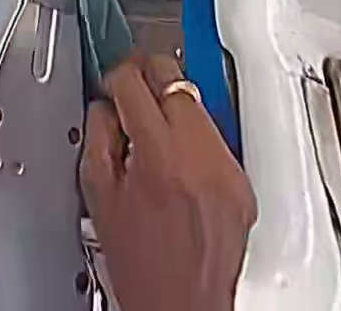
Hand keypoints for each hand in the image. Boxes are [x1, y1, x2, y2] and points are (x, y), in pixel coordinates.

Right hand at [80, 55, 255, 310]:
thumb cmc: (141, 266)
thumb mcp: (99, 194)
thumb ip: (98, 134)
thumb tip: (105, 102)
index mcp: (158, 155)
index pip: (134, 81)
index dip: (115, 75)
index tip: (110, 82)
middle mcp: (199, 154)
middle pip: (171, 76)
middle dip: (144, 73)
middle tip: (129, 84)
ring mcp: (225, 166)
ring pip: (194, 100)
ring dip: (169, 101)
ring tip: (150, 124)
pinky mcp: (242, 181)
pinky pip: (213, 134)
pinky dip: (192, 133)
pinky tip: (175, 154)